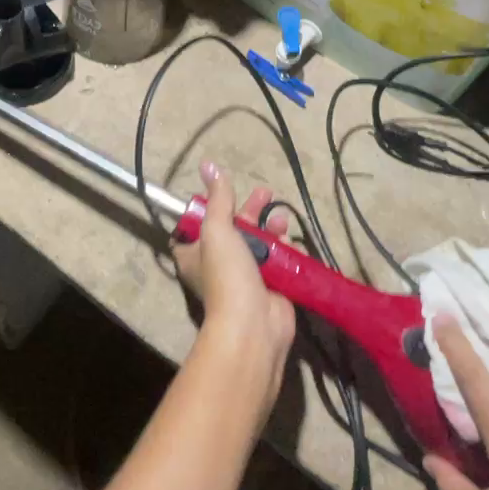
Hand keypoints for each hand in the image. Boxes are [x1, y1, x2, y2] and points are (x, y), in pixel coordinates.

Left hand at [172, 161, 296, 375]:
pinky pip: (279, 263)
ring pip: (259, 244)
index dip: (213, 207)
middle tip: (266, 193)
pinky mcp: (271, 288)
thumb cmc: (227, 275)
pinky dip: (287, 250)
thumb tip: (208, 164)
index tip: (227, 191)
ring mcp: (246, 278)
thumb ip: (218, 198)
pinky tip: (293, 241)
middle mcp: (218, 265)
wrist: (254, 326)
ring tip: (281, 219)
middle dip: (251, 211)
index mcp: (195, 253)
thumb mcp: (217, 230)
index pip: (199, 225)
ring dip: (271, 228)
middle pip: (235, 230)